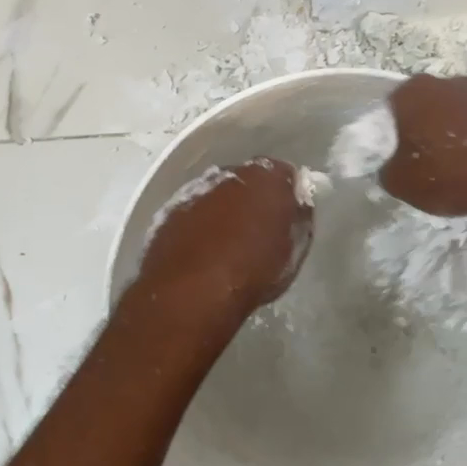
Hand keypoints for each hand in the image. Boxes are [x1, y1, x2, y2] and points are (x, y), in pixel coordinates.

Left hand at [136, 158, 313, 315]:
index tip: (289, 215)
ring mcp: (194, 191)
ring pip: (216, 195)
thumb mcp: (294, 249)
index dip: (288, 194)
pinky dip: (199, 226)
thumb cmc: (254, 271)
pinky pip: (192, 213)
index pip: (284, 173)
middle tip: (259, 229)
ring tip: (228, 244)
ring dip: (224, 211)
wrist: (191, 293)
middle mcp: (228, 173)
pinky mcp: (167, 212)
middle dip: (254, 198)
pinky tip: (202, 252)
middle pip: (247, 180)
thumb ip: (299, 218)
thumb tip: (298, 204)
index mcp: (266, 177)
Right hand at [379, 74, 466, 217]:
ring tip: (449, 169)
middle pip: (421, 108)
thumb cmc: (448, 173)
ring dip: (447, 137)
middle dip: (418, 132)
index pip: (388, 108)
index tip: (393, 156)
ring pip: (450, 116)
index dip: (387, 134)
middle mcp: (445, 82)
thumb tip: (394, 164)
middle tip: (418, 163)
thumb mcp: (399, 182)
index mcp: (412, 91)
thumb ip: (386, 168)